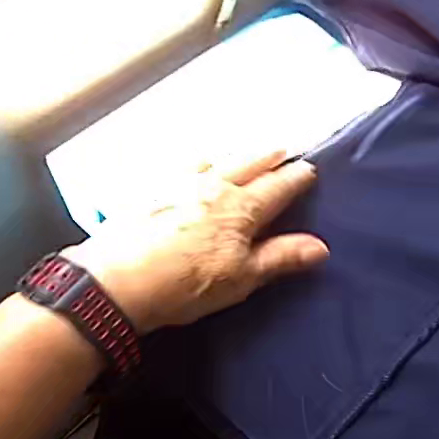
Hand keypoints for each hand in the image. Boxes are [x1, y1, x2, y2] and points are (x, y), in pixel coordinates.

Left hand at [59, 150, 329, 333]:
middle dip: (269, 157)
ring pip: (214, 160)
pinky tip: (190, 168)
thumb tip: (320, 247)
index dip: (298, 178)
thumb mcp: (238, 280)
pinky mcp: (146, 192)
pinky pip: (178, 168)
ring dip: (233, 156)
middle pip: (248, 163)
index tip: (309, 172)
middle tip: (282, 151)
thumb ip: (278, 259)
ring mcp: (176, 184)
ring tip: (241, 155)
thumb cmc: (184, 286)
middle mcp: (212, 185)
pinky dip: (194, 164)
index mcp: (241, 206)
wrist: (118, 282)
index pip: (280, 185)